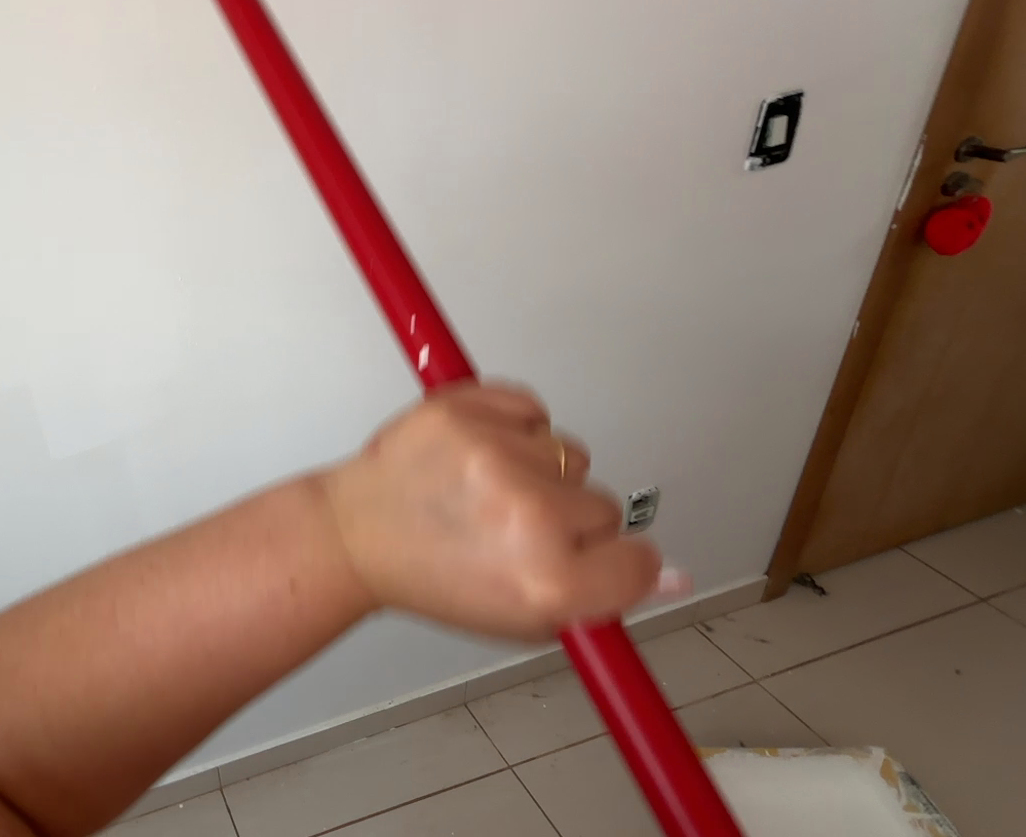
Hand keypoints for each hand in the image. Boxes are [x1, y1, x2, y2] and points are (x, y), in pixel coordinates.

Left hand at [321, 382, 675, 640]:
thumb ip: (598, 600)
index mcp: (547, 579)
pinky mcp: (460, 410)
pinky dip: (510, 423)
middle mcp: (526, 515)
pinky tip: (474, 452)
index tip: (578, 555)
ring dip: (534, 467)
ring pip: (566, 452)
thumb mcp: (516, 618)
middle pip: (604, 504)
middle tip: (502, 524)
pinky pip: (529, 406)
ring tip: (479, 489)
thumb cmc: (427, 574)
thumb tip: (672, 574)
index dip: (610, 560)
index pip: (640, 562)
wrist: (353, 532)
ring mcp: (491, 455)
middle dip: (564, 515)